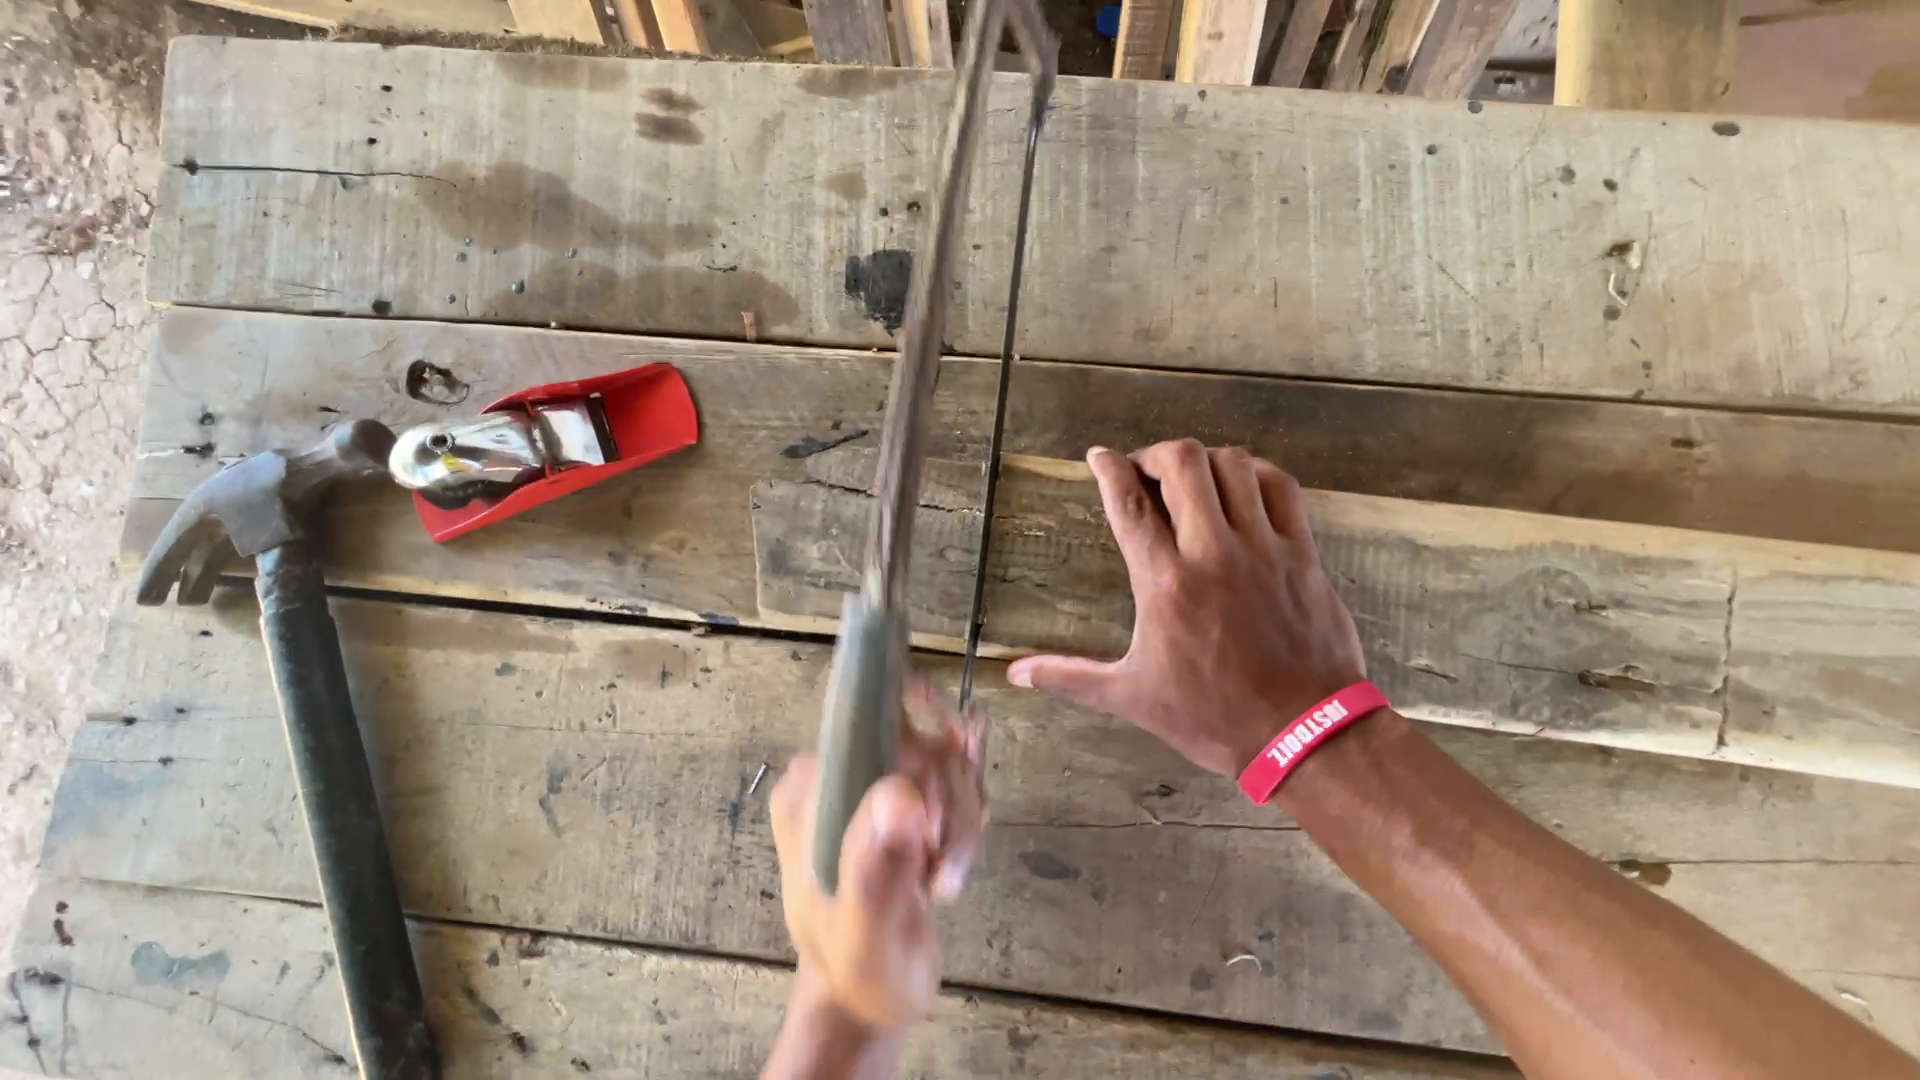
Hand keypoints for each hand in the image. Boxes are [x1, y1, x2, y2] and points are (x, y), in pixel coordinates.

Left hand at [769, 685, 986, 1031]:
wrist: (869, 998)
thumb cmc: (858, 973)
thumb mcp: (864, 935)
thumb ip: (875, 869)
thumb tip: (900, 794)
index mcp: (812, 785)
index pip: (877, 714)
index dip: (925, 743)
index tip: (945, 801)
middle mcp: (838, 769)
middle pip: (923, 735)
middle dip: (950, 800)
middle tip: (942, 864)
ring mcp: (871, 780)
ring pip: (947, 757)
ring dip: (962, 816)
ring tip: (943, 878)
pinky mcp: (899, 796)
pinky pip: (956, 775)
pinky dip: (968, 818)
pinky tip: (950, 864)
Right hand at [1007, 441, 1365, 776]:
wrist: (1306, 736)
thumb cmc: (1213, 717)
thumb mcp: (1132, 696)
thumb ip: (1069, 676)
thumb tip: (1015, 674)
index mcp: (1164, 584)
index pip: (1128, 503)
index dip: (1107, 468)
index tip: (1097, 456)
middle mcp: (1212, 553)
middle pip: (1182, 463)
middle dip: (1154, 454)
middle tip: (1143, 471)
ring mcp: (1262, 548)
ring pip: (1232, 465)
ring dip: (1202, 461)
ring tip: (1189, 479)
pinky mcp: (1301, 553)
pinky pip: (1279, 487)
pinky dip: (1254, 472)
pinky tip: (1240, 486)